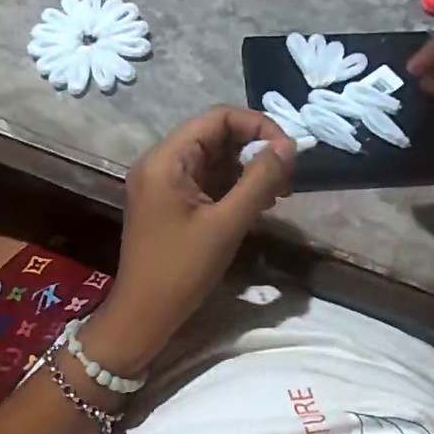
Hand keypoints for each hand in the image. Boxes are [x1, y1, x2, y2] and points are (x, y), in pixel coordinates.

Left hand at [85, 108, 294, 373]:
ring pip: (214, 161)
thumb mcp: (227, 224)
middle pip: (216, 137)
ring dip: (248, 172)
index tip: (289, 152)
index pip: (218, 118)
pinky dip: (233, 190)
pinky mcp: (170, 205)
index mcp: (167, 159)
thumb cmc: (182, 270)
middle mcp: (161, 163)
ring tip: (278, 195)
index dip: (258, 127)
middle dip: (255, 151)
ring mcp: (164, 185)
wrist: (144, 315)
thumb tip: (289, 146)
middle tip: (286, 179)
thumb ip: (260, 181)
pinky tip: (258, 207)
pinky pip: (206, 183)